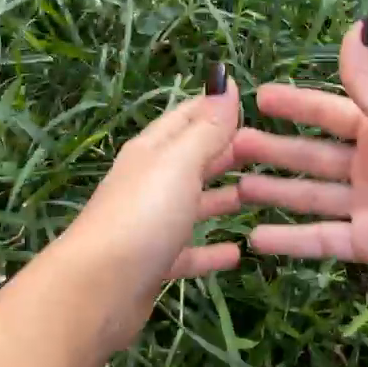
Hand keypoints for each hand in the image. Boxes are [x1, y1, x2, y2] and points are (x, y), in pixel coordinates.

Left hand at [56, 65, 242, 345]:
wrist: (96, 289)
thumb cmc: (142, 214)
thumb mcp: (179, 162)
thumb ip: (205, 127)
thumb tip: (223, 77)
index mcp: (153, 150)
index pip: (188, 117)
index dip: (218, 108)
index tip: (255, 106)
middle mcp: (150, 181)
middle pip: (193, 158)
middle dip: (228, 151)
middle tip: (271, 151)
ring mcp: (152, 224)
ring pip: (193, 203)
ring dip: (224, 197)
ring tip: (261, 194)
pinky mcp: (155, 264)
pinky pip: (190, 251)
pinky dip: (212, 250)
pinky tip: (238, 253)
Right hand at [235, 15, 367, 316]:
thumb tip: (358, 21)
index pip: (329, 111)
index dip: (295, 104)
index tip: (257, 97)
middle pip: (313, 155)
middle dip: (274, 150)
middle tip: (231, 146)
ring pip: (311, 196)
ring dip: (275, 192)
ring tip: (234, 189)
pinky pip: (323, 239)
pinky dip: (292, 240)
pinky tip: (257, 238)